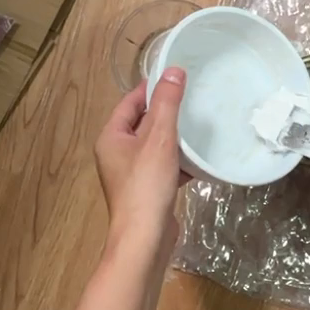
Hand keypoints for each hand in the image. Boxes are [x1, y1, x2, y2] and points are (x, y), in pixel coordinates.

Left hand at [94, 69, 187, 256]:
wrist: (146, 239)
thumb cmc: (147, 184)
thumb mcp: (159, 137)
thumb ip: (167, 102)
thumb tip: (174, 70)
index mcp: (111, 137)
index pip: (130, 102)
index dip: (152, 88)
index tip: (177, 78)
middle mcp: (116, 153)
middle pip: (143, 122)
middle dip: (166, 112)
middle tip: (192, 99)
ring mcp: (131, 174)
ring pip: (155, 145)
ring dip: (174, 137)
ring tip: (199, 125)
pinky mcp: (146, 190)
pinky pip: (163, 166)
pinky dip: (178, 160)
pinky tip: (198, 159)